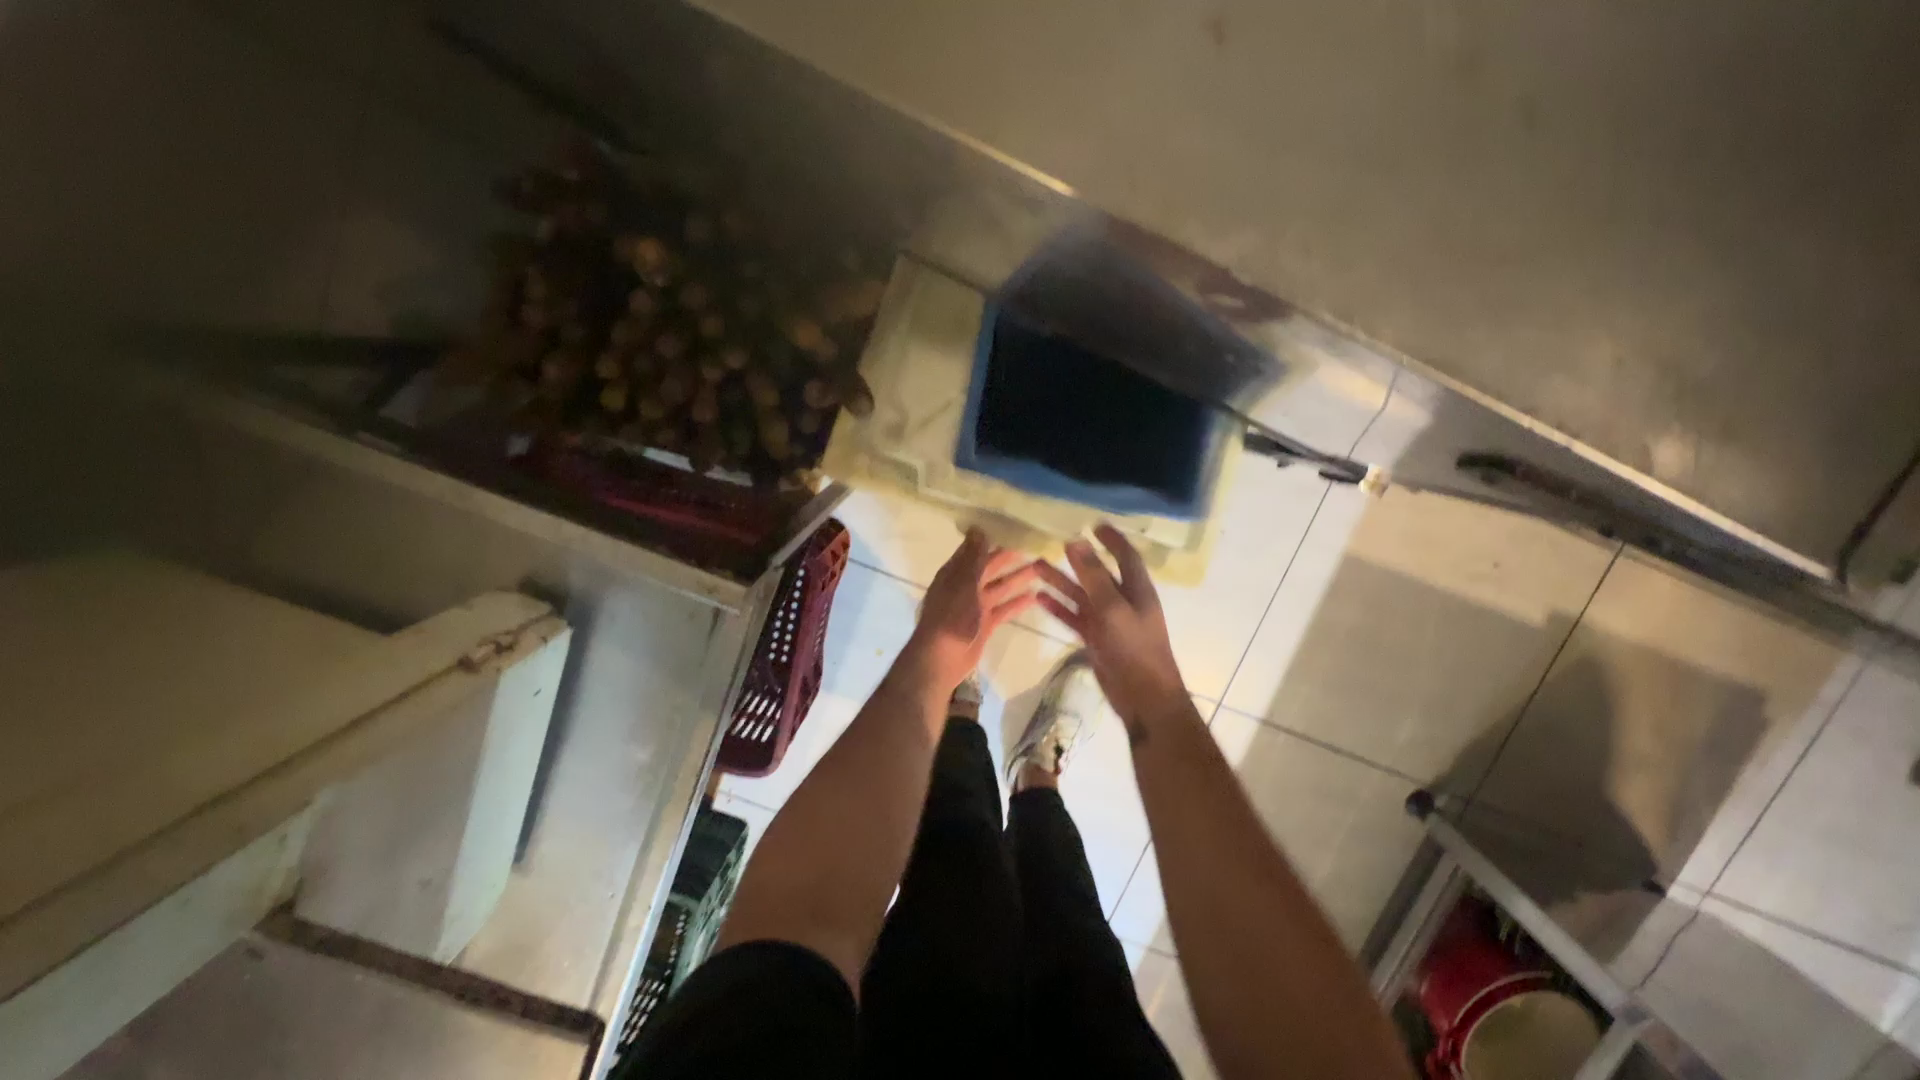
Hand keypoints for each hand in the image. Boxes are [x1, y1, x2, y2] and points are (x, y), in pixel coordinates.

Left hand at [904, 528, 1044, 694]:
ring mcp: (975, 606)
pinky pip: (1003, 609)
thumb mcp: (963, 582)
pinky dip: (1017, 603)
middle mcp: (965, 586)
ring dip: (1018, 579)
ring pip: (999, 588)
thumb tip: (978, 527)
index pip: (976, 549)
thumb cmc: (951, 616)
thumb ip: (974, 557)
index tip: (1015, 527)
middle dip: (1010, 557)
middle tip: (1036, 545)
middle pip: (990, 567)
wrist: (942, 658)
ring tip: (1042, 568)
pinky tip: (1035, 596)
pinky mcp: (984, 624)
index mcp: (955, 573)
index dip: (993, 538)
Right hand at [1037, 524, 1188, 737]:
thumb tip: (1076, 541)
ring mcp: (1108, 621)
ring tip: (1035, 565)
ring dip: (1061, 581)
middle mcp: (1122, 601)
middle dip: (1077, 558)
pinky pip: (1075, 617)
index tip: (1093, 523)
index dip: (1111, 539)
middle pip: (1097, 573)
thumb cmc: (1134, 648)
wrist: (1143, 697)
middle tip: (1054, 541)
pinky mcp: (1096, 640)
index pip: (1125, 555)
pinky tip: (1039, 597)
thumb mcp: (1113, 608)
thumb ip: (1094, 575)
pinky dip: (1059, 607)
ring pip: (1081, 595)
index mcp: (1137, 589)